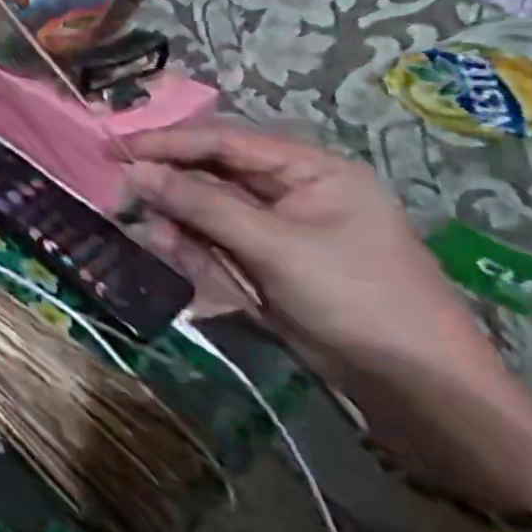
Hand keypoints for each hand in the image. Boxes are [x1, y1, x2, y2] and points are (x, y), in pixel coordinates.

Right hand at [116, 124, 531, 508]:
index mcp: (310, 169)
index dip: (169, 142)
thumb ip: (201, 204)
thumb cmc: (357, 298)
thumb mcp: (275, 245)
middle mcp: (290, 190)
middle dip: (169, 184)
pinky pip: (213, 242)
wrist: (414, 390)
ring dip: (175, 220)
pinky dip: (189, 247)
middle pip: (211, 173)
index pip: (225, 141)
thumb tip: (135, 171)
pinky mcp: (263, 263)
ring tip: (148, 232)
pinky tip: (168, 251)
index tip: (117, 148)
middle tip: (122, 194)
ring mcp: (275, 229)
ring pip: (206, 210)